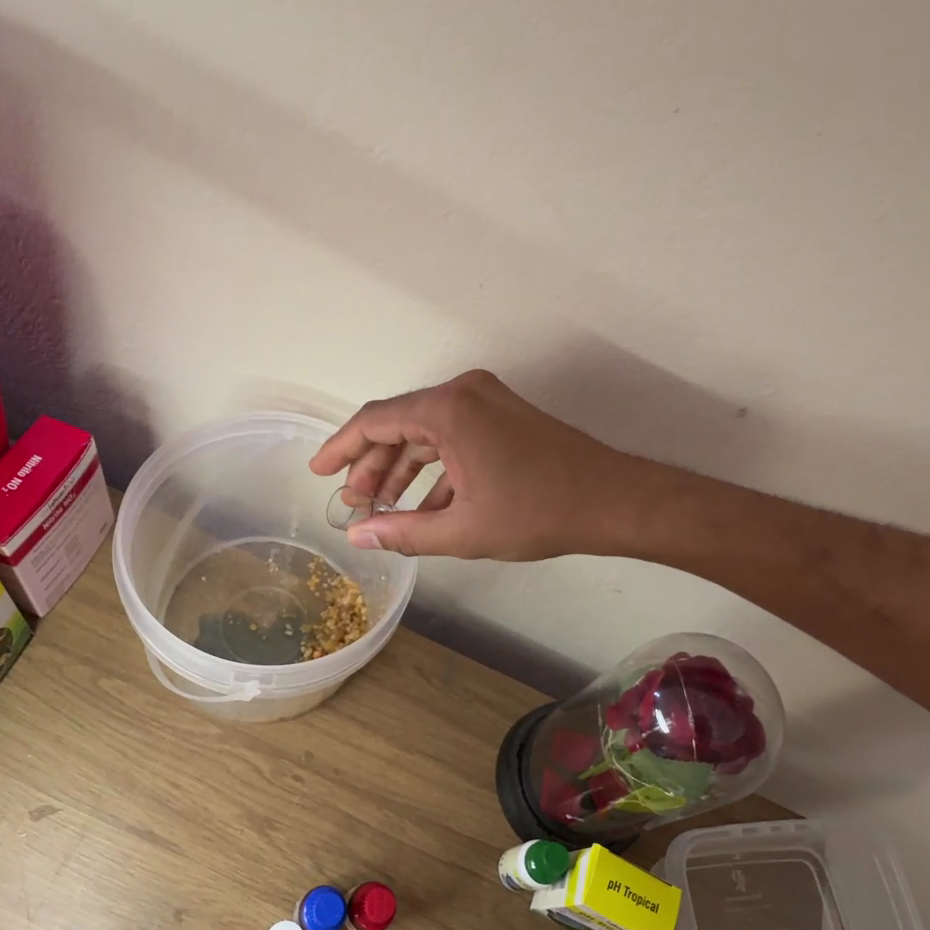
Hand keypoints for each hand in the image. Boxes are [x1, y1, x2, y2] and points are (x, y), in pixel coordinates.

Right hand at [309, 370, 641, 559]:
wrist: (612, 500)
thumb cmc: (537, 512)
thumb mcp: (462, 529)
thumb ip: (403, 532)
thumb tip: (358, 537)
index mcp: (447, 409)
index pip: (374, 421)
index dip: (341, 449)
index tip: (318, 472)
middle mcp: (464, 393)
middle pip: (399, 424)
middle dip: (373, 466)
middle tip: (354, 503)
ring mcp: (487, 402)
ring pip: (427, 433)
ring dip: (403, 470)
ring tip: (382, 510)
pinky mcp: (504, 417)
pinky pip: (455, 438)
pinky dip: (436, 470)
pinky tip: (424, 510)